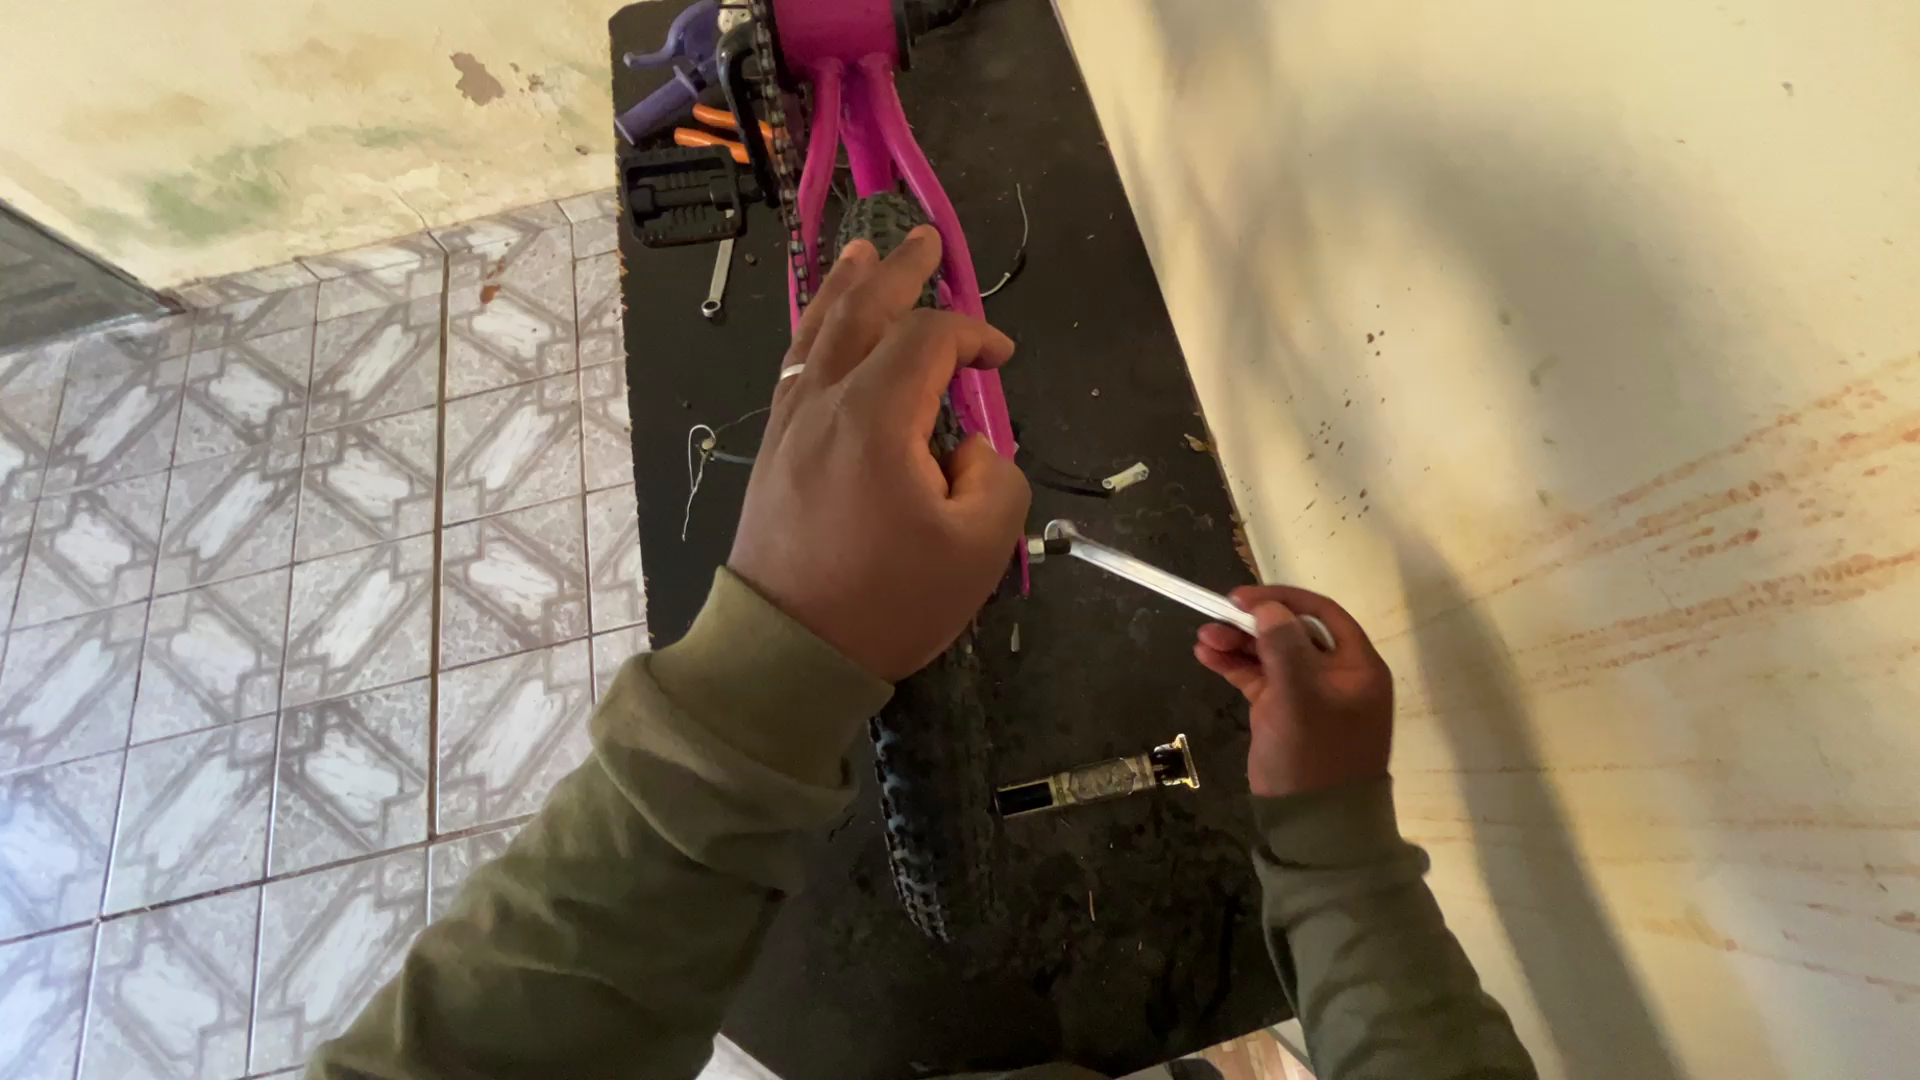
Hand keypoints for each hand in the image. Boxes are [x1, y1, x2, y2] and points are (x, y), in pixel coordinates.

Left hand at [728, 226, 1031, 681]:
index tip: (1003, 357)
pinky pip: (794, 372)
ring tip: (858, 254)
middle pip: (863, 314)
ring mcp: (790, 425)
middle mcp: (826, 403)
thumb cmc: (888, 602)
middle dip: (899, 272)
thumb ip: (996, 477)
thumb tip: (968, 448)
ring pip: (816, 335)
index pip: (930, 341)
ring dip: (844, 290)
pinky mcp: (775, 452)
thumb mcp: (980, 549)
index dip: (973, 334)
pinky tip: (819, 331)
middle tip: (923, 240)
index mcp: (877, 418)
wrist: (788, 652)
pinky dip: (811, 336)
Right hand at [1193, 585, 1393, 796]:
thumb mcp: (1299, 699)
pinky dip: (1233, 664)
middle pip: (1288, 631)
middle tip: (1213, 620)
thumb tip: (1266, 608)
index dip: (1280, 600)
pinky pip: (1256, 675)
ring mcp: (1306, 691)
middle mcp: (1332, 672)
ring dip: (1236, 643)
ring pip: (1268, 652)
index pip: (1320, 613)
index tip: (1240, 599)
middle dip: (1250, 625)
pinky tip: (1206, 656)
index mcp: (1355, 665)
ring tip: (1203, 640)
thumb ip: (1284, 648)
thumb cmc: (1314, 756)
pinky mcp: (1281, 708)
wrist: (1311, 821)